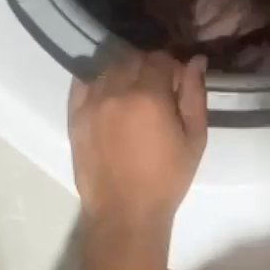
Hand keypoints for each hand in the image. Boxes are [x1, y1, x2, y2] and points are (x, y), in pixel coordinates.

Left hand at [69, 51, 208, 240]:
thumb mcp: (194, 138)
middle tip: (159, 89)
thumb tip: (195, 61)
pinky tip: (110, 95)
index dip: (173, 64)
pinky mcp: (75, 115)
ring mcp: (91, 102)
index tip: (178, 79)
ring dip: (124, 73)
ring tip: (134, 95)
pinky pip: (84, 82)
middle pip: (133, 59)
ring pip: (109, 68)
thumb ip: (195, 95)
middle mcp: (116, 91)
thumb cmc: (168, 178)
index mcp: (149, 96)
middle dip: (149, 66)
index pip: (160, 58)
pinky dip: (99, 80)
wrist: (125, 211)